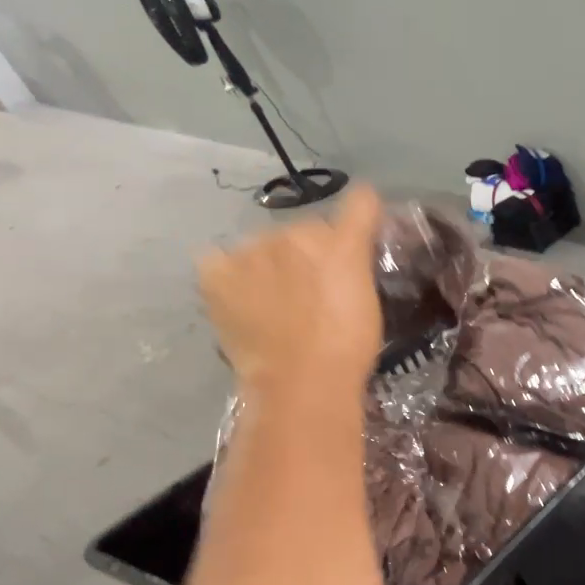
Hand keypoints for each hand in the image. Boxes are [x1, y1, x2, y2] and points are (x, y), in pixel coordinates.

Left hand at [198, 185, 384, 397]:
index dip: (365, 212)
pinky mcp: (214, 271)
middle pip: (307, 230)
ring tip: (282, 302)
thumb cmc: (349, 347)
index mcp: (340, 242)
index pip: (360, 204)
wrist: (302, 381)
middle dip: (314, 250)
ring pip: (266, 245)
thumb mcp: (369, 301)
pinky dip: (234, 274)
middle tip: (321, 289)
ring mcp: (250, 250)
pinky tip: (246, 298)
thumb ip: (360, 265)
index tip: (368, 224)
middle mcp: (294, 233)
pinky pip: (223, 260)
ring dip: (276, 263)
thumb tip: (355, 249)